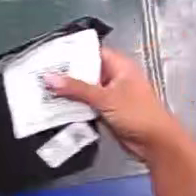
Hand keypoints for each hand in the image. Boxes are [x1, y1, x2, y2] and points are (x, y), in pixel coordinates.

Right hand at [47, 47, 193, 165]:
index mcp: (120, 65)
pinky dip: (75, 107)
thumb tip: (48, 77)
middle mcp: (115, 77)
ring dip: (69, 93)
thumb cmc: (136, 114)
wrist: (155, 143)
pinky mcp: (107, 112)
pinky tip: (55, 107)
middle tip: (40, 74)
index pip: (92, 52)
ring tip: (42, 90)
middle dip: (66, 75)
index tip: (49, 56)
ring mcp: (111, 96)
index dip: (72, 53)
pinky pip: (87, 106)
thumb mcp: (105, 98)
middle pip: (86, 72)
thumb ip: (75, 88)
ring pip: (85, 90)